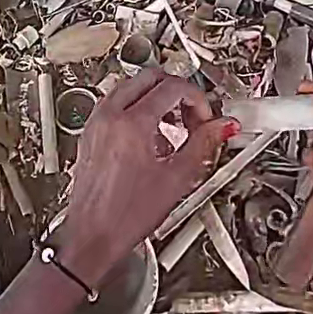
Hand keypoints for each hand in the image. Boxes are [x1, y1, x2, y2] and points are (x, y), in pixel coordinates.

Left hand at [55, 71, 235, 285]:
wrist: (92, 236)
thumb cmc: (125, 216)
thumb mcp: (177, 179)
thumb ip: (203, 145)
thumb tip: (222, 126)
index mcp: (132, 123)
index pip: (172, 87)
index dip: (197, 100)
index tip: (205, 119)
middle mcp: (110, 116)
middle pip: (149, 77)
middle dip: (176, 92)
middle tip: (191, 117)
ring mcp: (97, 122)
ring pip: (130, 87)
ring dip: (155, 99)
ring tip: (173, 130)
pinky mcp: (90, 132)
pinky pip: (115, 104)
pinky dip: (136, 110)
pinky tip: (150, 140)